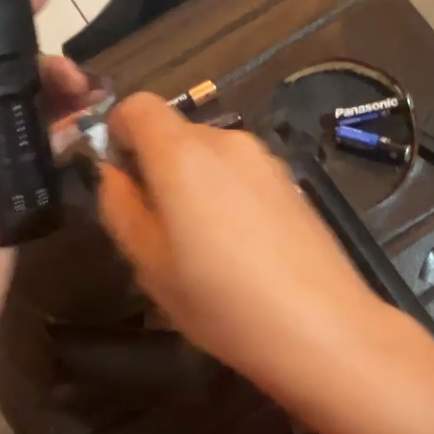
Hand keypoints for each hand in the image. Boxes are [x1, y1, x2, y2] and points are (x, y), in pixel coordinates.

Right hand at [94, 93, 385, 391]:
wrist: (322, 328)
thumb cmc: (222, 303)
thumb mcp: (150, 266)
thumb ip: (120, 208)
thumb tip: (111, 173)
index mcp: (183, 153)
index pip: (137, 105)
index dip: (117, 131)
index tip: (118, 177)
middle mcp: (227, 142)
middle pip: (177, 132)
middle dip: (157, 167)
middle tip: (157, 229)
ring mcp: (267, 161)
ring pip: (212, 157)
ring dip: (195, 185)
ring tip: (203, 247)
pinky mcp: (293, 184)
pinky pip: (243, 176)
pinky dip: (229, 197)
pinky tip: (242, 250)